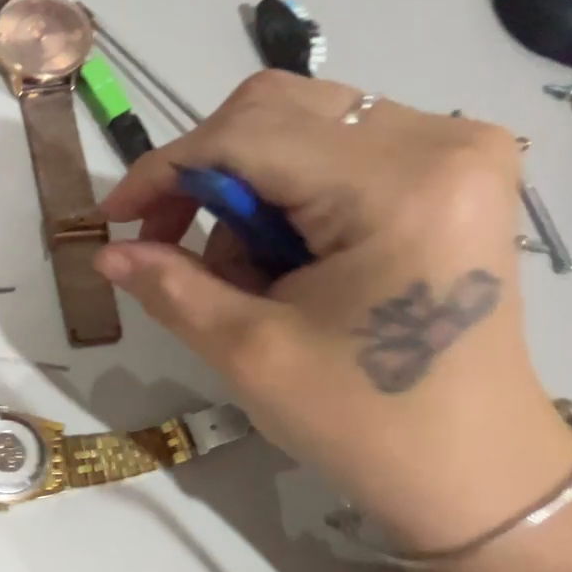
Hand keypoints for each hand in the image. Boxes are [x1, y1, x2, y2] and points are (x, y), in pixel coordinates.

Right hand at [99, 72, 571, 551]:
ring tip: (233, 273)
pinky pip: (334, 153)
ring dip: (239, 191)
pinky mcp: (448, 175)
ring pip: (300, 127)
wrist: (464, 460)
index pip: (248, 135)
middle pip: (278, 110)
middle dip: (200, 173)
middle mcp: (440, 140)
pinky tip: (276, 260)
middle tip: (160, 241)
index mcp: (398, 184)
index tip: (111, 222)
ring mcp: (453, 152)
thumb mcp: (246, 351)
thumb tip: (107, 254)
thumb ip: (171, 287)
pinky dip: (280, 197)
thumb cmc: (358, 416)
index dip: (164, 170)